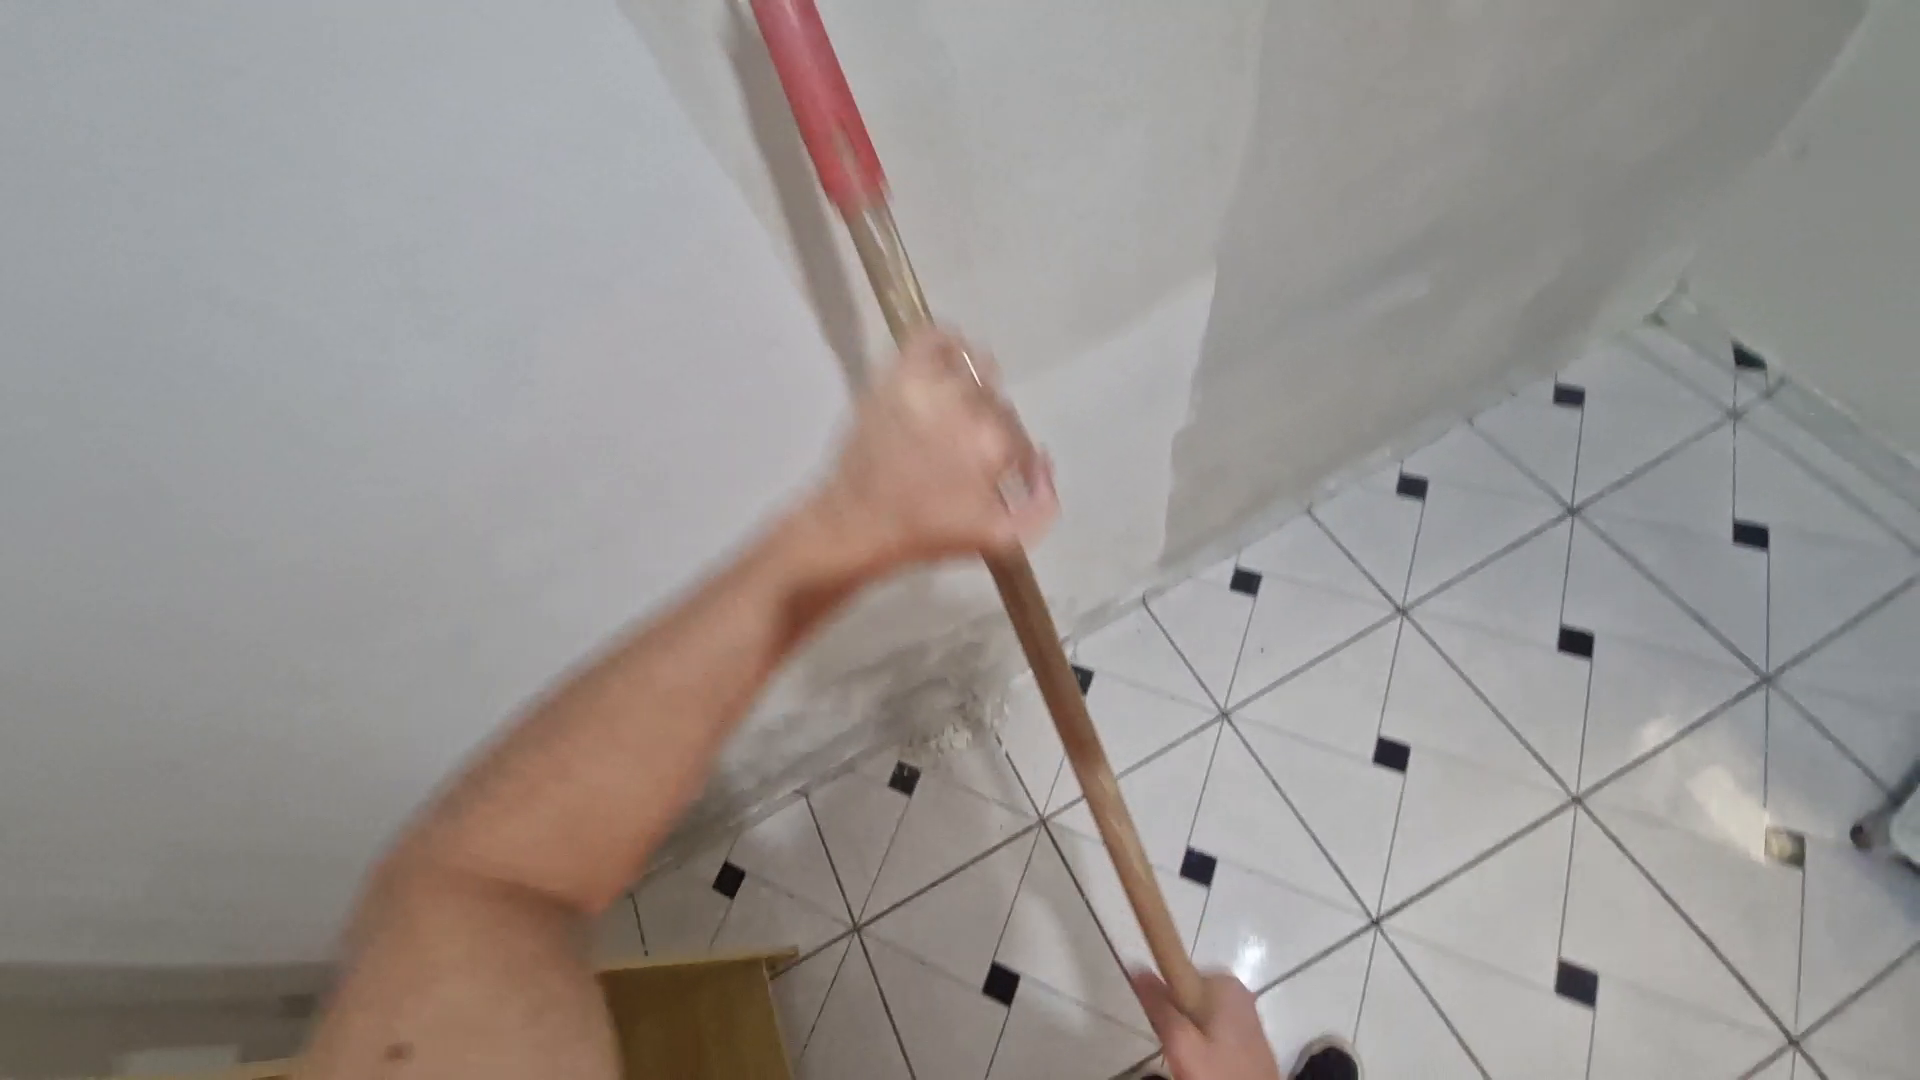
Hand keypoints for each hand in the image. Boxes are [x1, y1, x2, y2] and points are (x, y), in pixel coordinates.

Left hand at [815, 327, 1057, 568]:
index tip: (998, 471)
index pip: (1020, 437)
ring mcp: (930, 386)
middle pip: (998, 404)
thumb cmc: (924, 534)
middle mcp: (968, 407)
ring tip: (958, 408)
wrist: (854, 525)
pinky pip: (932, 338)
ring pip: (973, 369)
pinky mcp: (898, 376)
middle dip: (991, 427)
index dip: (1013, 457)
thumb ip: (1041, 506)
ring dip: (974, 387)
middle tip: (967, 449)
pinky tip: (947, 360)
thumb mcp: (998, 537)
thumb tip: (1046, 463)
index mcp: (994, 444)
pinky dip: (946, 343)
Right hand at [1130, 970, 1284, 1079]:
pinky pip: (1211, 1025)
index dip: (1163, 995)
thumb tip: (1137, 967)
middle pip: (1185, 991)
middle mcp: (1236, 989)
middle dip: (1175, 1016)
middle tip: (1175, 1047)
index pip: (1175, 969)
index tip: (1162, 1022)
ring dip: (1187, 1031)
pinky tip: (1205, 1063)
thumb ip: (1158, 1006)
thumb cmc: (1220, 1076)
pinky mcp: (1246, 1032)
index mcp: (1224, 982)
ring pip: (1196, 1010)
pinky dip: (1202, 1040)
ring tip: (1191, 1058)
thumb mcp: (1181, 1044)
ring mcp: (1244, 1012)